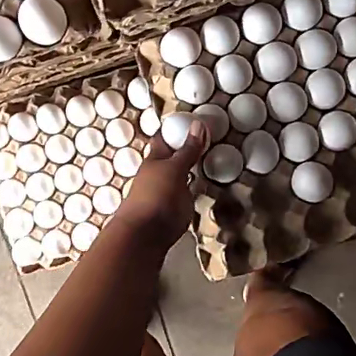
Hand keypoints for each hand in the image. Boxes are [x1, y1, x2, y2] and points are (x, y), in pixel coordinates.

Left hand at [113, 125, 205, 241]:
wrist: (144, 236)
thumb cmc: (156, 197)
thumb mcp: (175, 169)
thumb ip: (187, 150)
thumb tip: (197, 123)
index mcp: (155, 160)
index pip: (165, 137)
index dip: (176, 128)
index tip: (193, 119)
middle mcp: (158, 174)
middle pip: (173, 156)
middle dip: (187, 148)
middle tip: (209, 138)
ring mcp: (165, 193)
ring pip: (180, 175)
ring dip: (192, 169)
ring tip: (212, 159)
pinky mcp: (174, 210)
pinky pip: (187, 193)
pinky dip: (195, 187)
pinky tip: (205, 186)